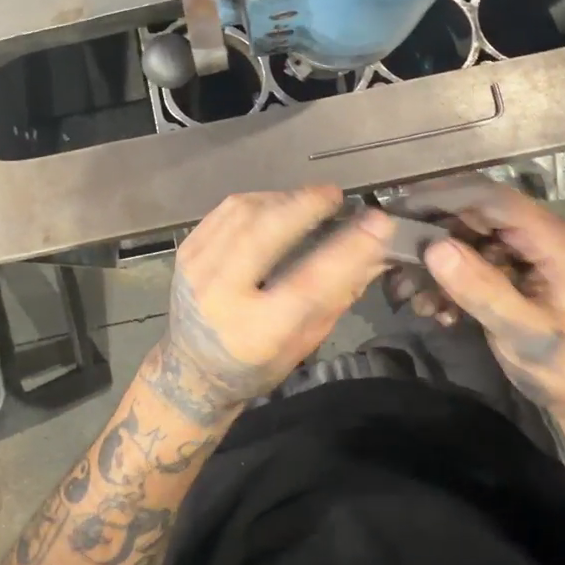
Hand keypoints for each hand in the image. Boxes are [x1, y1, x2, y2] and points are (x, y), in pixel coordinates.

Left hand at [150, 187, 395, 420]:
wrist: (191, 369)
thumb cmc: (255, 364)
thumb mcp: (303, 343)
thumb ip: (337, 297)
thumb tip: (376, 254)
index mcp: (256, 331)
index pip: (308, 282)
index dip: (347, 250)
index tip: (377, 222)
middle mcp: (220, 295)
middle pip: (265, 233)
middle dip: (304, 205)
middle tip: (335, 195)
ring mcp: (197, 269)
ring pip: (244, 213)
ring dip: (282, 199)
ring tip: (309, 201)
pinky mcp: (186, 251)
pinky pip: (225, 211)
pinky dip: (257, 202)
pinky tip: (277, 205)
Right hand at [420, 180, 564, 412]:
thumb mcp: (527, 334)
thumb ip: (484, 291)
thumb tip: (434, 247)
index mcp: (548, 239)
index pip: (490, 198)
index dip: (443, 195)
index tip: (399, 207)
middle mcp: (530, 235)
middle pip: (469, 211)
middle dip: (428, 229)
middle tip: (389, 251)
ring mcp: (515, 252)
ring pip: (460, 235)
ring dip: (430, 260)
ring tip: (407, 291)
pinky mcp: (502, 271)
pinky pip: (462, 261)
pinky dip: (442, 280)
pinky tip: (433, 309)